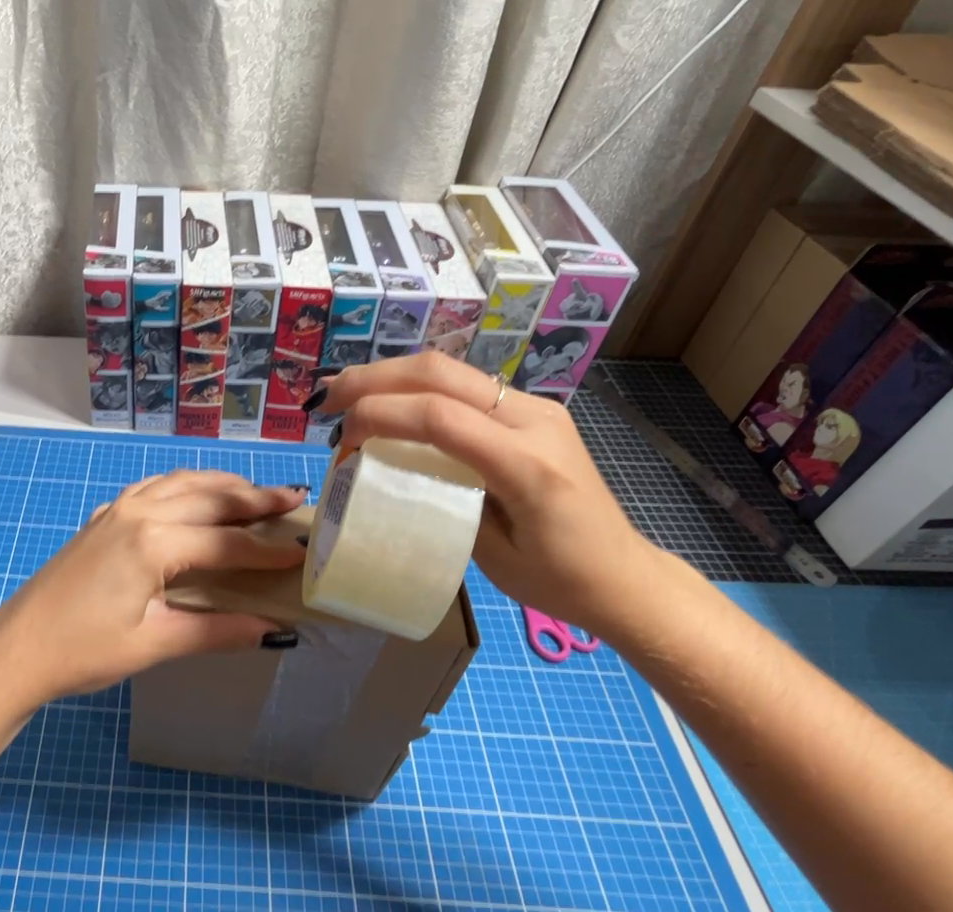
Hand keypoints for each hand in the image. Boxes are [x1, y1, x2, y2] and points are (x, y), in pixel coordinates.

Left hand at [0, 472, 305, 707]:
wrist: (17, 648)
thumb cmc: (84, 650)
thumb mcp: (154, 644)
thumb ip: (215, 631)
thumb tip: (272, 631)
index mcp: (154, 542)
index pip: (226, 542)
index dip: (267, 550)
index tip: (304, 552)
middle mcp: (139, 512)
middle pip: (209, 497)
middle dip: (254, 498)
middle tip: (294, 499)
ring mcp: (117, 509)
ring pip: (181, 483)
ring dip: (221, 485)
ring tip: (255, 492)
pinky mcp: (103, 516)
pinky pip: (155, 486)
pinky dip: (185, 485)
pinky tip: (195, 494)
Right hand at [313, 352, 669, 633]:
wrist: (627, 577)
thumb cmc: (560, 582)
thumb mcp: (494, 557)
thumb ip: (446, 501)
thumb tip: (391, 468)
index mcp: (527, 465)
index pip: (440, 417)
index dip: (380, 415)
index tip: (340, 438)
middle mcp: (534, 420)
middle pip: (440, 373)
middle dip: (374, 379)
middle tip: (326, 400)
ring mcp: (535, 407)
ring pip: (450, 369)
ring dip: (391, 375)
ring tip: (345, 394)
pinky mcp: (531, 409)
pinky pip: (464, 384)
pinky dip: (417, 386)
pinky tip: (390, 400)